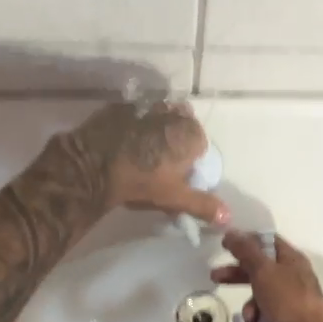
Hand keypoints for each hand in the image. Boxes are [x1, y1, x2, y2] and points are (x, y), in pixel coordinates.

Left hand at [62, 100, 228, 223]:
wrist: (94, 164)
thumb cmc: (143, 181)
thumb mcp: (176, 198)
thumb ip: (203, 205)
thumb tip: (228, 217)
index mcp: (191, 133)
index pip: (201, 147)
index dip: (191, 162)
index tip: (178, 177)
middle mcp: (172, 112)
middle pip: (181, 128)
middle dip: (175, 143)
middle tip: (161, 166)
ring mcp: (146, 105)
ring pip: (159, 118)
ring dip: (156, 131)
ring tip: (143, 154)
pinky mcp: (121, 105)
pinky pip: (135, 115)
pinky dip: (134, 126)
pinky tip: (124, 143)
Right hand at [212, 231, 322, 321]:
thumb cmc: (288, 303)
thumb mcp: (264, 272)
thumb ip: (246, 251)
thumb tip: (231, 232)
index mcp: (292, 260)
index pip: (267, 242)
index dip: (246, 241)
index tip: (224, 244)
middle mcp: (292, 277)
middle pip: (259, 269)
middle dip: (237, 275)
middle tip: (215, 276)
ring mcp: (289, 300)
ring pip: (259, 295)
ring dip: (249, 306)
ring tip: (248, 317)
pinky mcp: (285, 320)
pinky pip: (263, 314)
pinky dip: (257, 320)